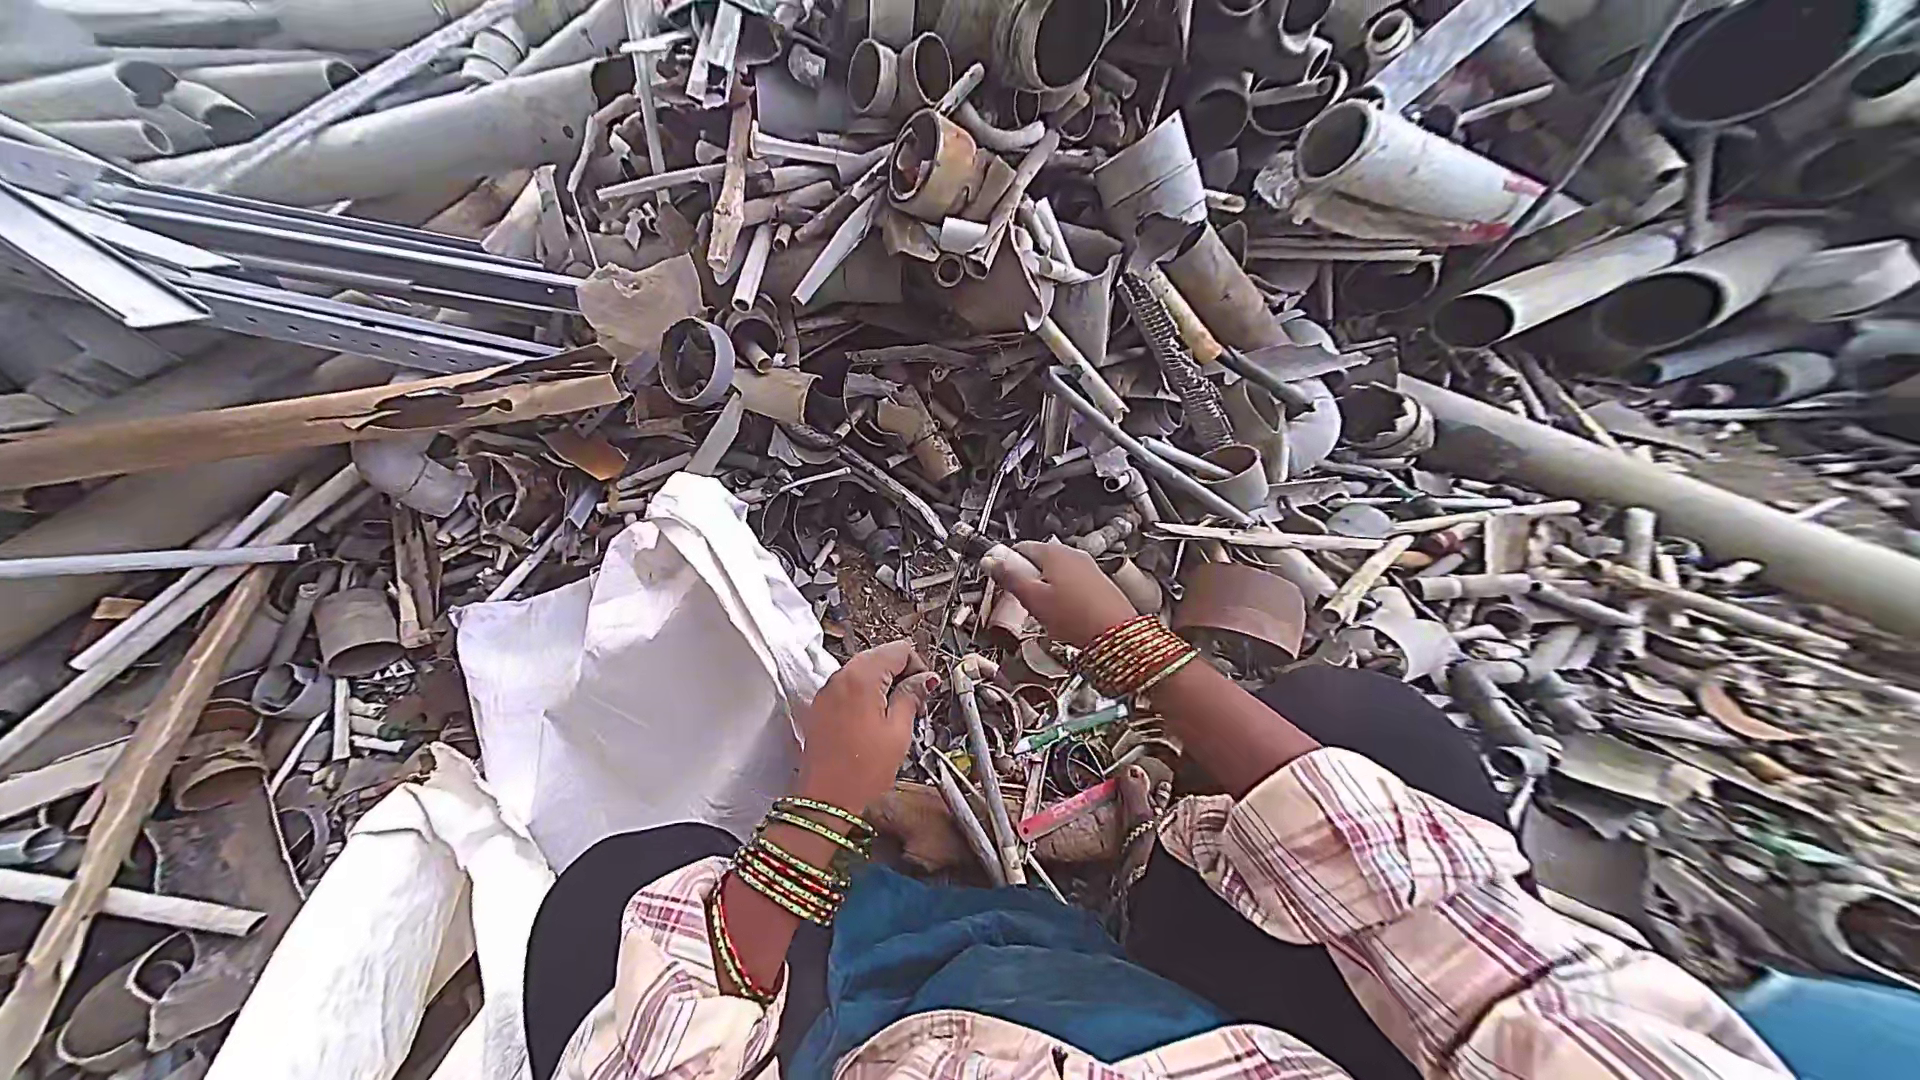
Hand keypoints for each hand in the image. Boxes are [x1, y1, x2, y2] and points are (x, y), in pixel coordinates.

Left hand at [795, 640, 938, 813]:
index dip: (918, 666)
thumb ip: (912, 696)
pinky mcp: (821, 706)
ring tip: (897, 715)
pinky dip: (866, 694)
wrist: (826, 800)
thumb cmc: (862, 771)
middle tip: (915, 704)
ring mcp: (827, 691)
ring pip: (864, 671)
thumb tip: (926, 679)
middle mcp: (840, 677)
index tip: (925, 689)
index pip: (898, 649)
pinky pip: (849, 687)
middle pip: (879, 656)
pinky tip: (875, 720)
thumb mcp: (898, 731)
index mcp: (862, 677)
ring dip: (884, 684)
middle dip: (901, 674)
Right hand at [982, 541, 1137, 647]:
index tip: (1001, 581)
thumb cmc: (1077, 617)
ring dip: (1044, 589)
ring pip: (1054, 573)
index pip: (1019, 548)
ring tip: (1044, 612)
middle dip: (1026, 579)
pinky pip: (1070, 584)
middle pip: (1037, 560)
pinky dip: (1061, 596)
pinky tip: (1062, 615)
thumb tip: (991, 562)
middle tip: (1024, 602)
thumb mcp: (1033, 598)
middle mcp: (1072, 554)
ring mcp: (1087, 568)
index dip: (1006, 565)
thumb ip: (1009, 578)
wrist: (1116, 635)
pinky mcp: (1097, 584)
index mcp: (1054, 552)